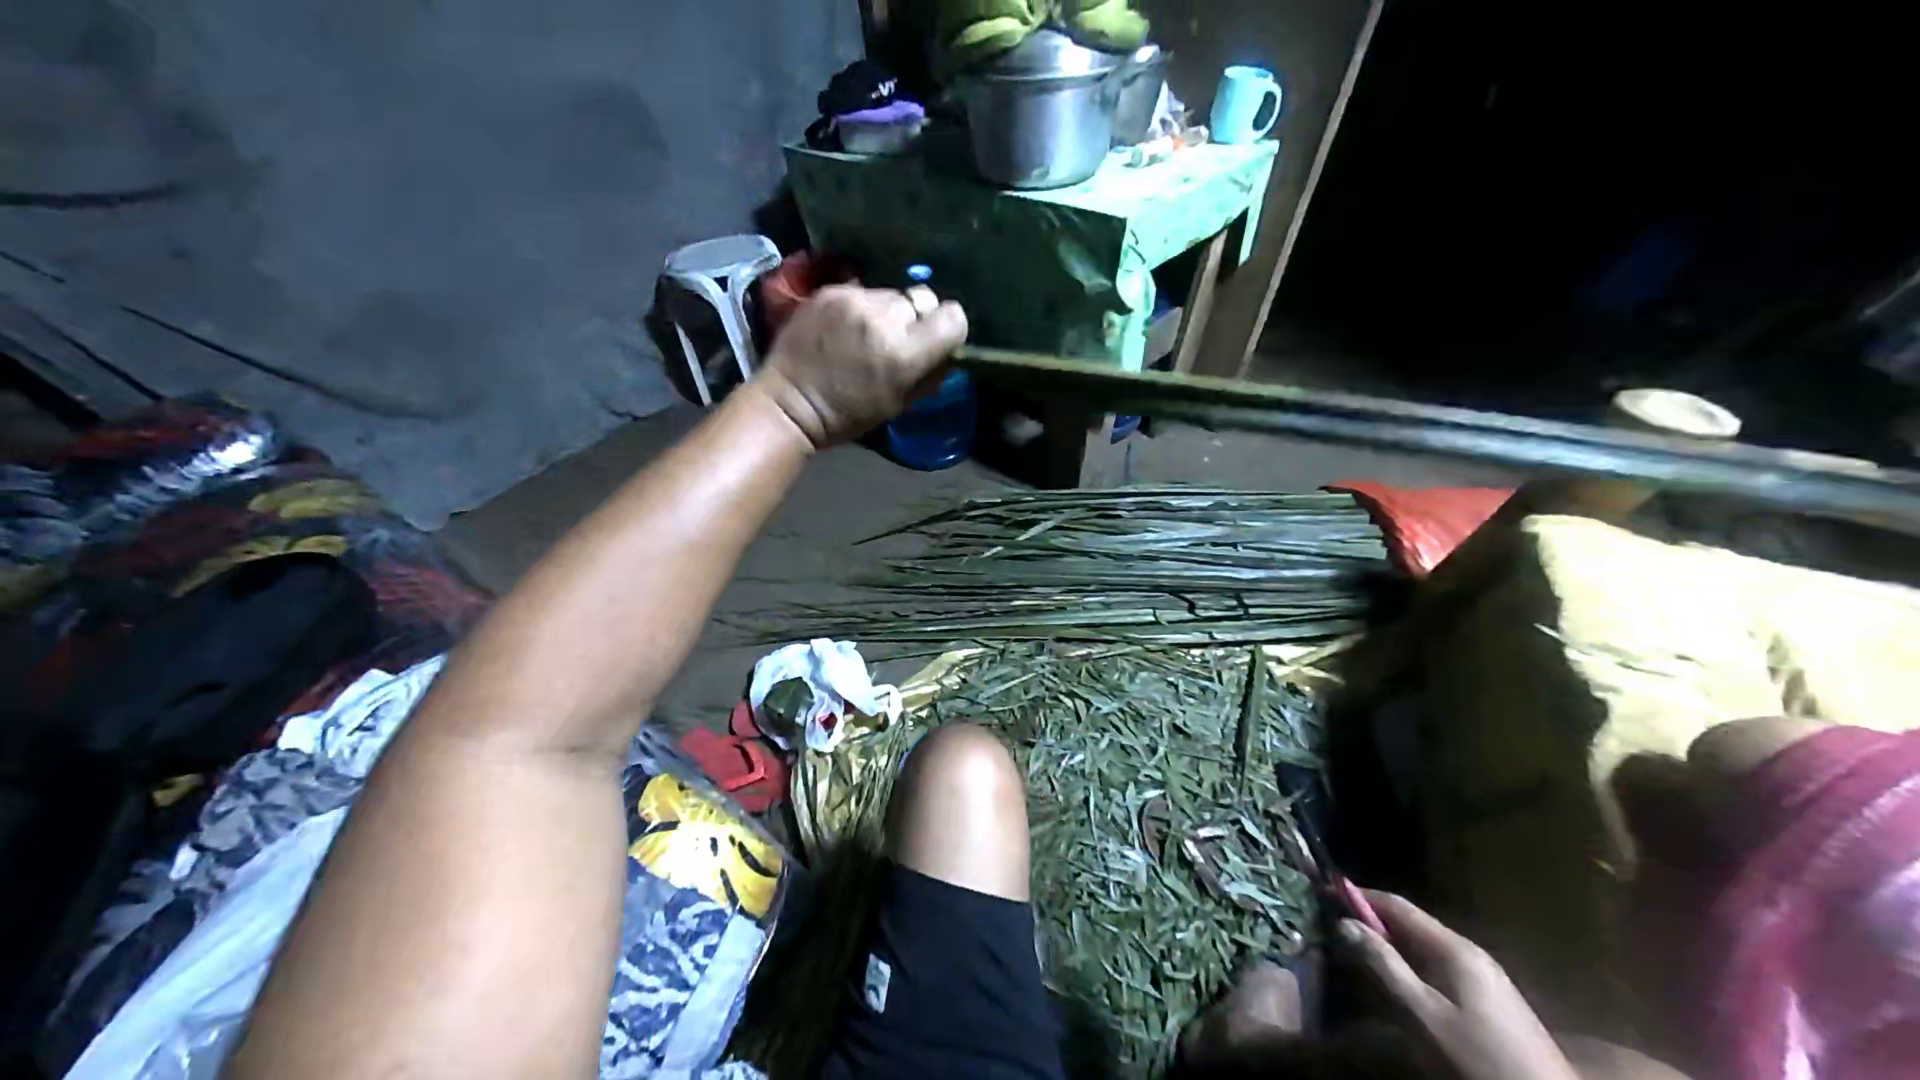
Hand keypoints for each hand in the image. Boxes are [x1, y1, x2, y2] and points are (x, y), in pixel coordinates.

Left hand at [756, 284, 967, 447]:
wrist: (790, 402)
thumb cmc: (849, 415)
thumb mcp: (901, 404)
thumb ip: (931, 373)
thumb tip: (949, 350)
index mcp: (904, 354)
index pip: (953, 317)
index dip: (949, 328)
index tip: (938, 340)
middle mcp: (883, 319)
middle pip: (922, 300)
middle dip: (916, 319)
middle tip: (897, 340)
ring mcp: (855, 300)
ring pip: (892, 294)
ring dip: (887, 311)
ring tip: (866, 334)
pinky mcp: (831, 291)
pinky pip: (863, 291)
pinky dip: (860, 307)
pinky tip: (844, 328)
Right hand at [1339, 890, 1579, 1079]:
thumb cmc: (1479, 1060)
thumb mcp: (1423, 1015)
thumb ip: (1384, 966)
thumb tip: (1345, 923)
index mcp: (1454, 948)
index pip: (1397, 905)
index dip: (1358, 896)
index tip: (1324, 893)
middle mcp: (1469, 952)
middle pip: (1411, 924)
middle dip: (1371, 922)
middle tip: (1334, 928)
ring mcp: (1483, 977)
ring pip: (1423, 947)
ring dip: (1388, 945)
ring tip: (1356, 954)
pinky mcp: (1489, 1000)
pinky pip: (1437, 967)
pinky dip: (1408, 965)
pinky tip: (1396, 984)